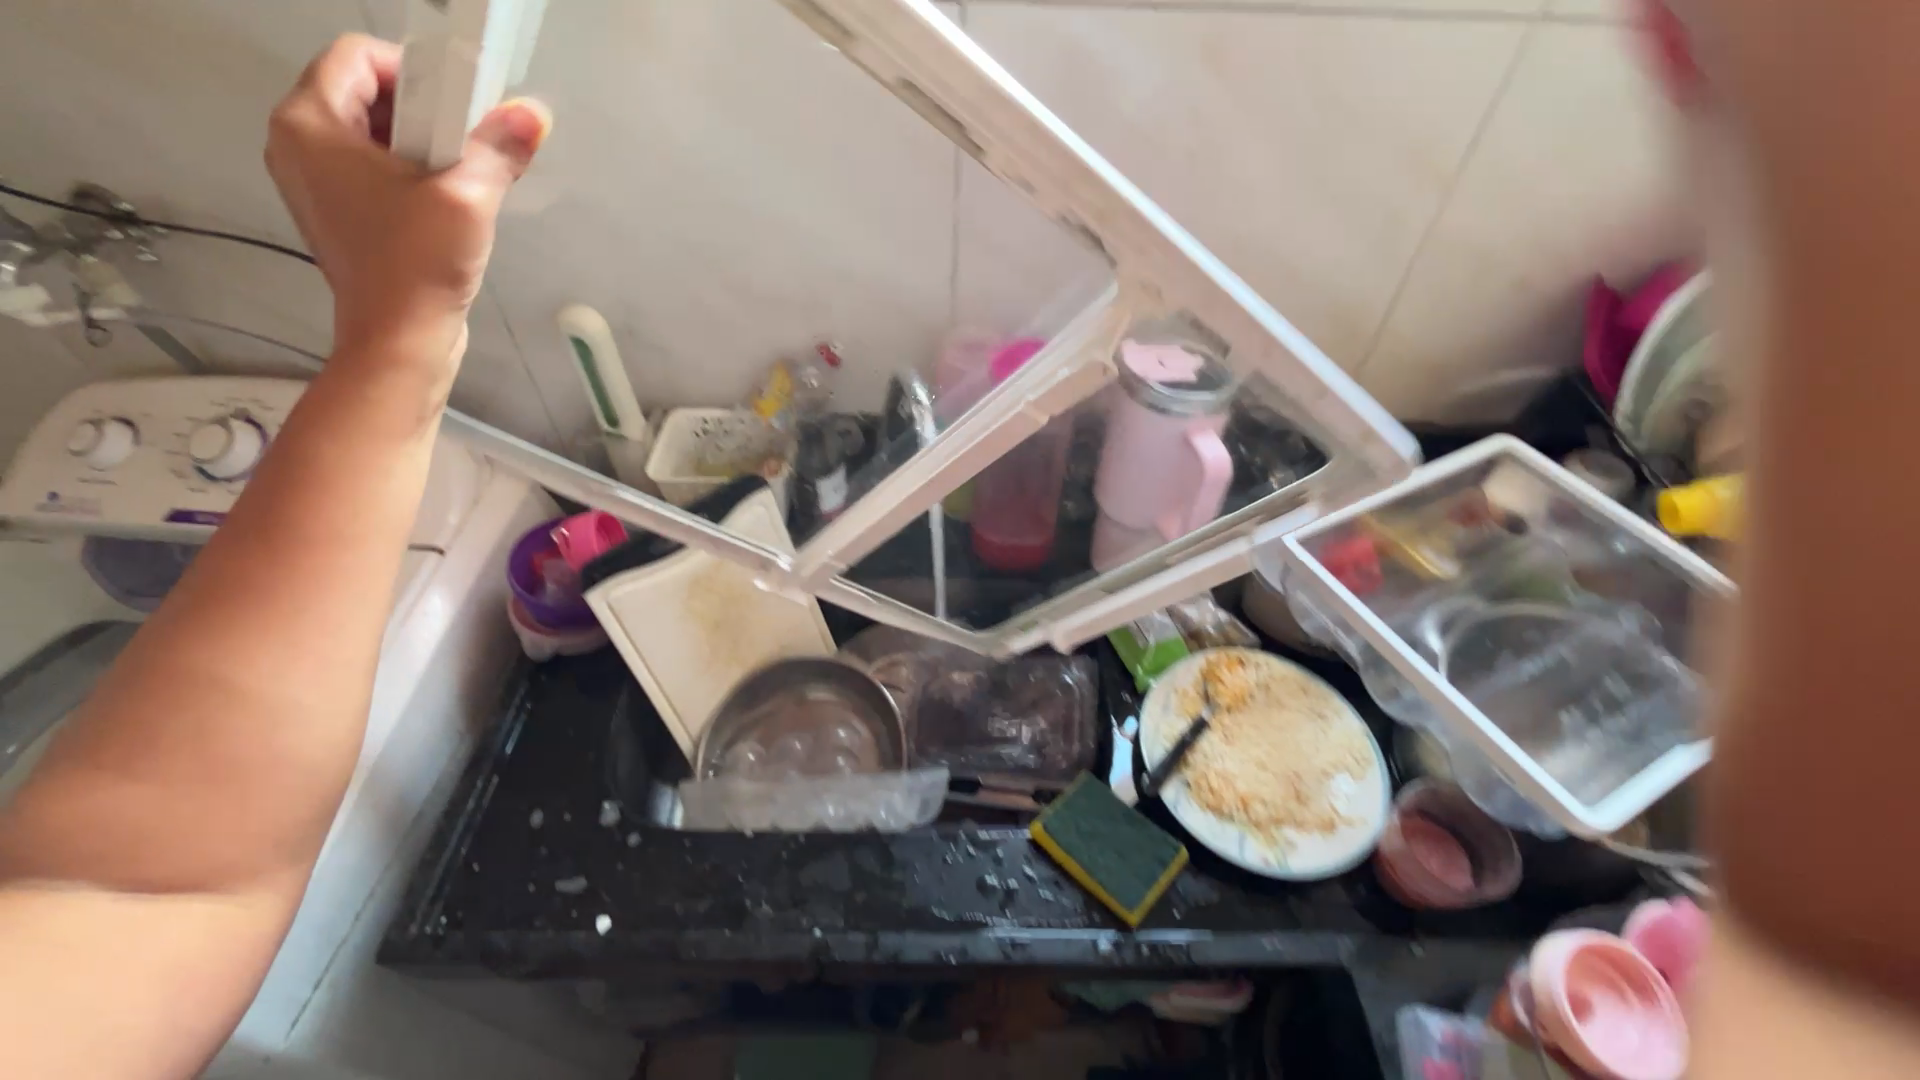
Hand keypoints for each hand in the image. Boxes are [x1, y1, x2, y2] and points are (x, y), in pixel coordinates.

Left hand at [265, 34, 548, 365]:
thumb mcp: (467, 198)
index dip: (418, 72)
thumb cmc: (419, 263)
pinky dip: (410, 172)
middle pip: (365, 92)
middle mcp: (296, 142)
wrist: (400, 338)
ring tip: (462, 177)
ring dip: (423, 144)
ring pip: (372, 132)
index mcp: (309, 123)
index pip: (359, 56)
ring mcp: (313, 180)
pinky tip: (445, 203)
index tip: (462, 108)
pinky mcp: (335, 211)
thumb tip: (534, 114)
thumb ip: (498, 148)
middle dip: (425, 111)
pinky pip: (372, 168)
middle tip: (469, 144)